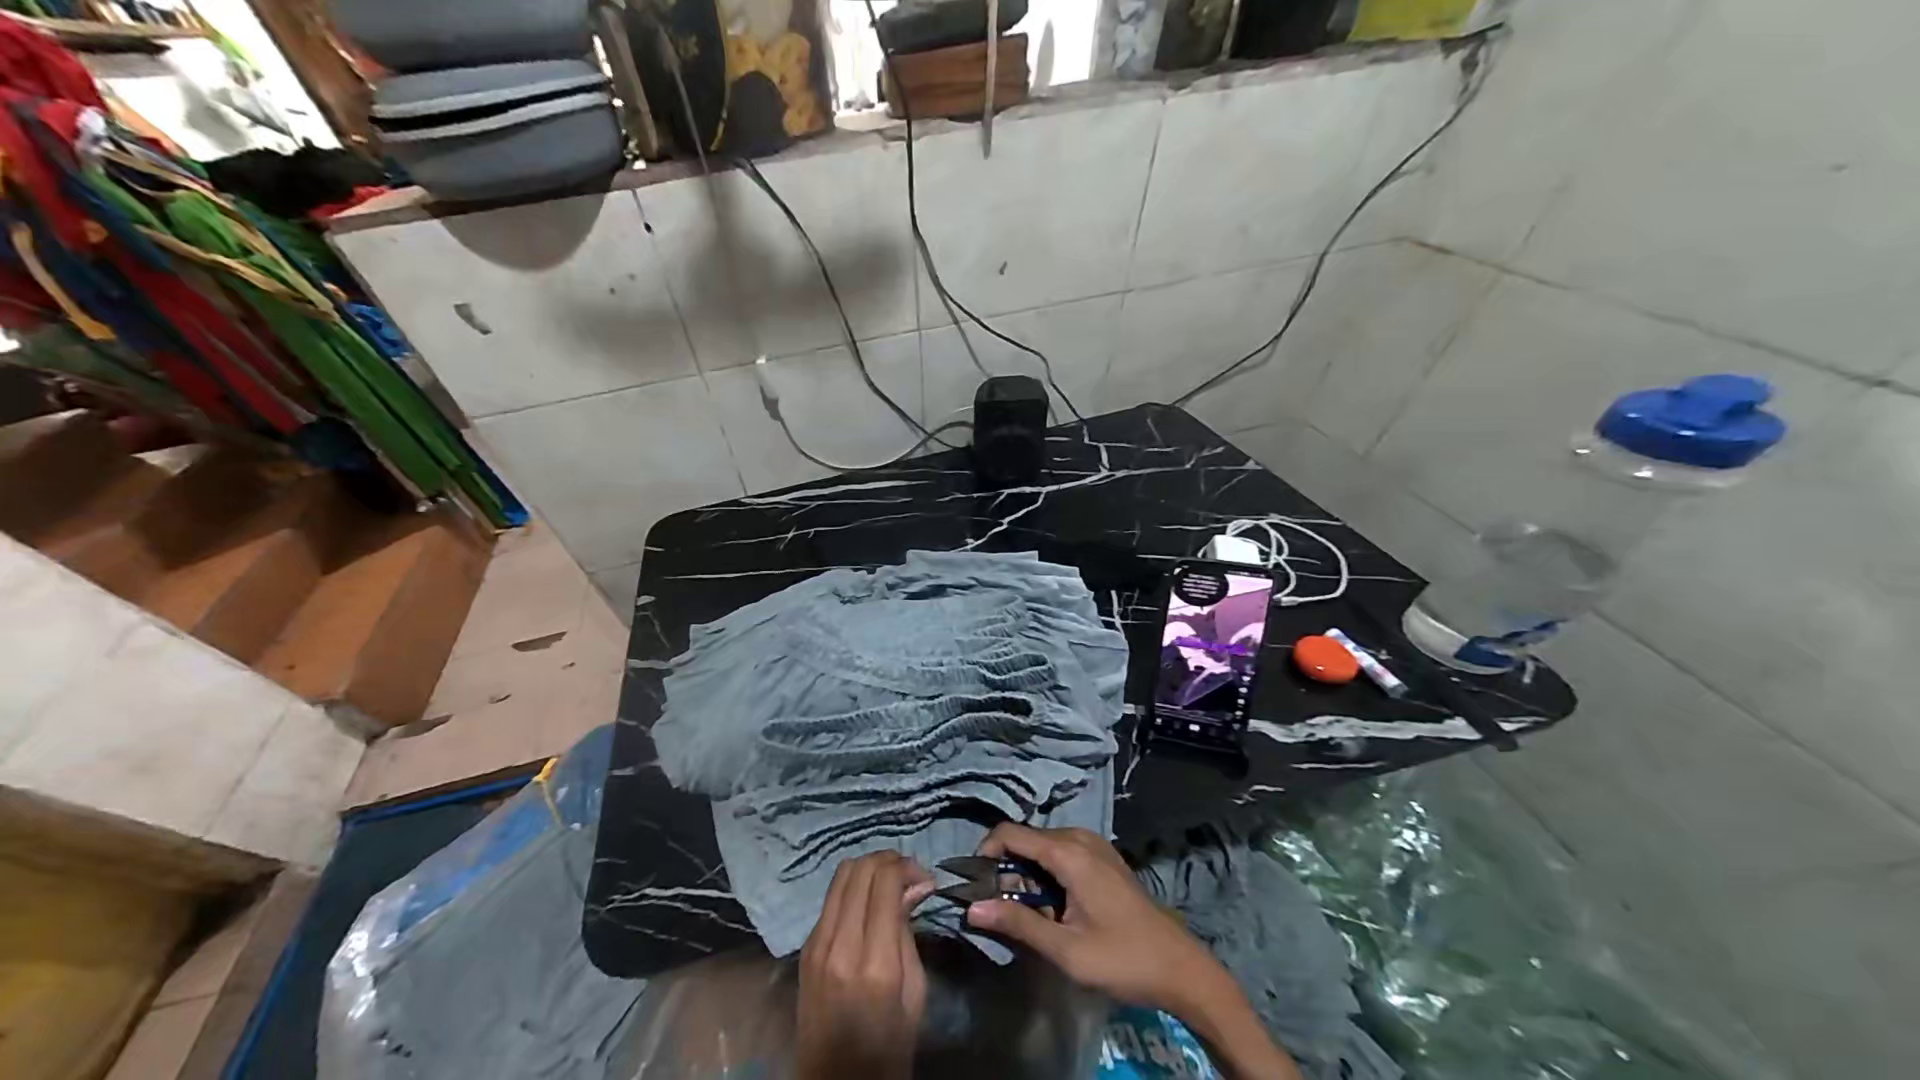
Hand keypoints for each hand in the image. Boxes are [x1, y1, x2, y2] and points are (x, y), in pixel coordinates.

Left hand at [796, 852, 936, 1079]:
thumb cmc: (889, 1045)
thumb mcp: (914, 991)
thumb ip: (908, 932)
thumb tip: (915, 884)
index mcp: (873, 962)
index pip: (884, 881)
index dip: (907, 866)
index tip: (925, 878)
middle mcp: (839, 945)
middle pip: (859, 869)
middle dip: (888, 860)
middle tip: (909, 874)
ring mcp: (816, 944)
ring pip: (840, 876)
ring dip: (868, 869)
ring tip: (890, 881)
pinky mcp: (805, 948)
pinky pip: (830, 899)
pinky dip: (852, 888)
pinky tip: (868, 902)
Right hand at [962, 824, 1227, 1014]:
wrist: (1180, 968)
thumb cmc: (1123, 958)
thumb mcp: (1066, 949)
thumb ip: (1018, 924)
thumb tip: (971, 909)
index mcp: (1070, 853)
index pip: (1010, 832)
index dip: (985, 853)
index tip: (975, 886)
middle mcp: (1080, 838)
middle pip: (1026, 840)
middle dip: (1007, 870)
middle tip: (1003, 911)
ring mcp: (1095, 846)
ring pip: (1043, 848)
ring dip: (1027, 876)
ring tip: (1030, 917)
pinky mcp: (1103, 858)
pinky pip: (1061, 854)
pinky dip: (1047, 875)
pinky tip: (1054, 909)